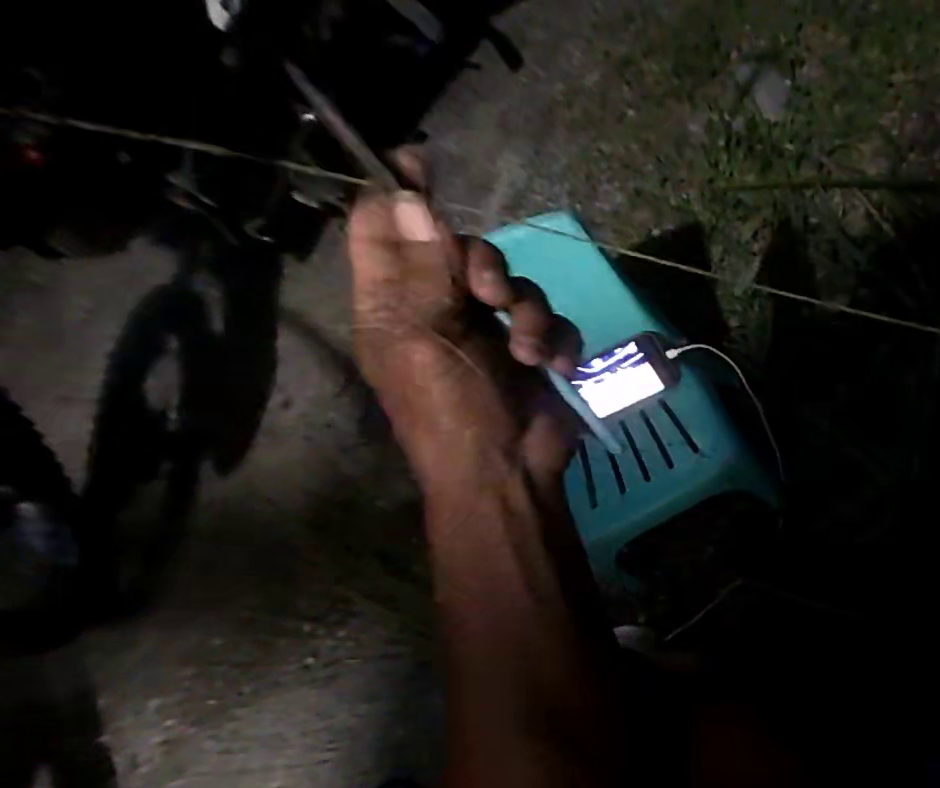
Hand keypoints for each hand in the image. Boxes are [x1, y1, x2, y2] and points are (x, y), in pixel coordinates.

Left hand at [347, 150, 580, 488]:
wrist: (508, 473)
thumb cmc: (451, 412)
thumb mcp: (425, 338)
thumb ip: (422, 269)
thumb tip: (411, 196)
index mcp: (393, 302)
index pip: (383, 229)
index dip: (396, 194)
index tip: (420, 162)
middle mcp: (441, 308)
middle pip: (461, 248)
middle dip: (484, 264)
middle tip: (490, 294)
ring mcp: (492, 333)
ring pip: (516, 286)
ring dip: (528, 314)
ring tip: (529, 355)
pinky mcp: (536, 354)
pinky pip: (553, 324)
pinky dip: (557, 342)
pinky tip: (556, 368)